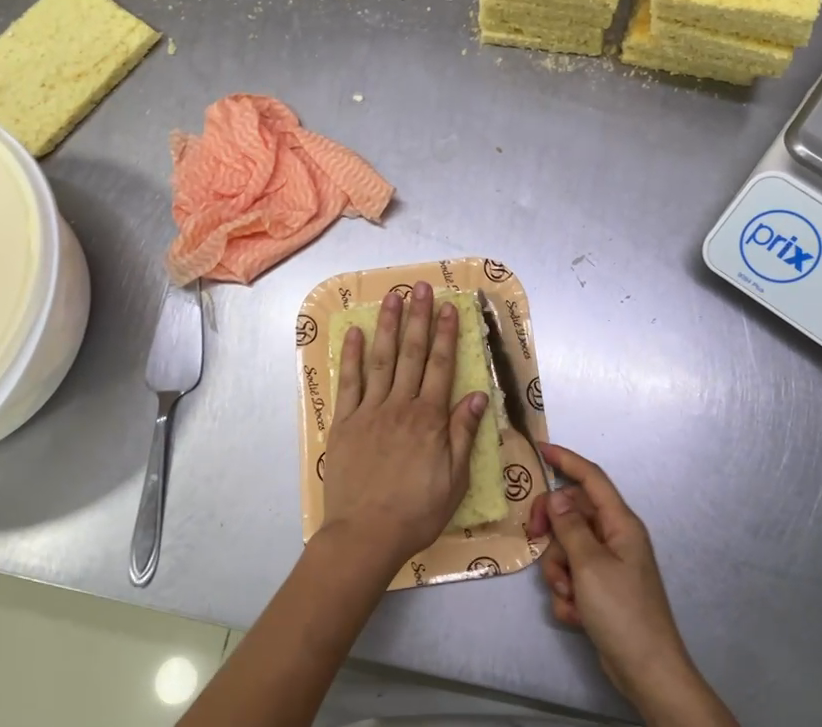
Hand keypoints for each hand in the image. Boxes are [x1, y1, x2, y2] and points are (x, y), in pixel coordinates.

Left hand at [321, 282, 487, 568]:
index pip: (441, 366)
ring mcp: (370, 412)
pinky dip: (351, 356)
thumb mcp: (454, 479)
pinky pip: (349, 382)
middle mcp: (400, 406)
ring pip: (381, 359)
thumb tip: (476, 395)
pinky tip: (354, 333)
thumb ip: (463, 433)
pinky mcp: (345, 423)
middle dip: (418, 318)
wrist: (365, 535)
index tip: (449, 306)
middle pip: (412, 354)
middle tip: (420, 286)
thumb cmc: (416, 512)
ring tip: (391, 297)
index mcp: (430, 419)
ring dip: (387, 326)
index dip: (446, 334)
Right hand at [528, 444, 735, 725]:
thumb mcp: (589, 564)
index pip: (591, 478)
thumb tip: (558, 495)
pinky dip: (568, 595)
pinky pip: (572, 578)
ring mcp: (608, 565)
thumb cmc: (622, 611)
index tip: (540, 449)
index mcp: (620, 523)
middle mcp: (615, 538)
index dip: (566, 460)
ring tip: (570, 596)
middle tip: (535, 541)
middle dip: (553, 534)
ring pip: (567, 550)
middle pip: (572, 516)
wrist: (646, 669)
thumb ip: (570, 526)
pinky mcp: (601, 591)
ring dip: (559, 572)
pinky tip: (576, 615)